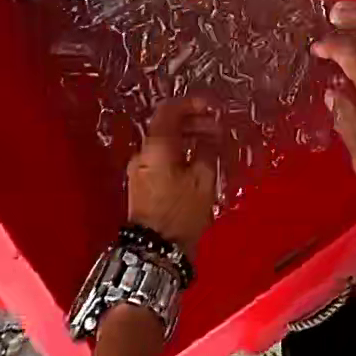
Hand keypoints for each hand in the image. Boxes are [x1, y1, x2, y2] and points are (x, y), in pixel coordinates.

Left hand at [127, 96, 218, 255]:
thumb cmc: (181, 213)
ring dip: (187, 138)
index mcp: (156, 146)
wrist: (156, 252)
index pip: (170, 110)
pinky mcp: (142, 184)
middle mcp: (143, 153)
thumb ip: (207, 150)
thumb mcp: (202, 180)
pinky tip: (197, 162)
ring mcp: (140, 169)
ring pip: (164, 142)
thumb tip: (212, 134)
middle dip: (193, 121)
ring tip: (211, 145)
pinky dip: (179, 153)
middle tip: (216, 127)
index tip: (211, 106)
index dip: (191, 103)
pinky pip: (161, 158)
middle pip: (166, 125)